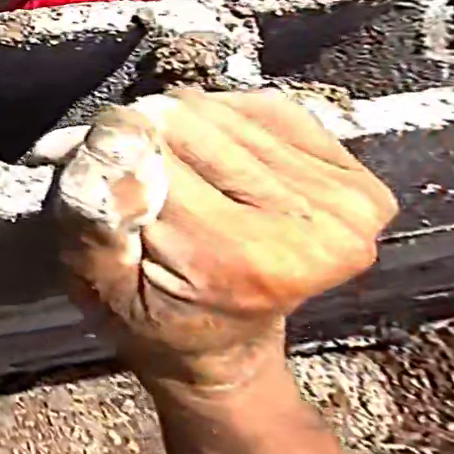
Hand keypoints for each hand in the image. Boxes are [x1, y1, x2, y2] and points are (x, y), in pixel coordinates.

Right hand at [31, 89, 395, 390]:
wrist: (219, 345)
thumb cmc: (145, 315)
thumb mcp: (95, 283)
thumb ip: (93, 217)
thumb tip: (107, 141)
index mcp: (240, 259)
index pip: (148, 152)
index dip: (105, 155)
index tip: (93, 183)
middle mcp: (312, 229)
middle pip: (185, 120)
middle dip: (141, 140)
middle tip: (132, 185)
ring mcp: (348, 206)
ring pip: (217, 109)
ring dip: (177, 133)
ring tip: (169, 179)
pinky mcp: (360, 185)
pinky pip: (262, 108)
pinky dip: (220, 126)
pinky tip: (210, 167)